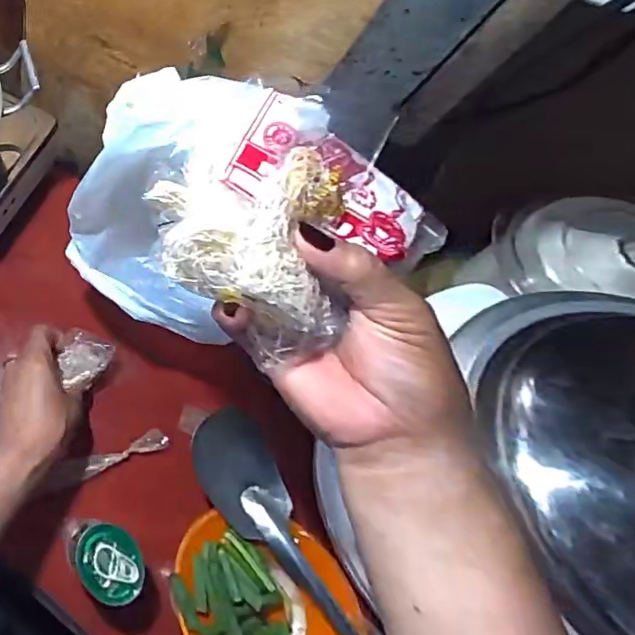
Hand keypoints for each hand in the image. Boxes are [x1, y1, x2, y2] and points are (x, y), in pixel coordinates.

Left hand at [0, 325, 81, 477]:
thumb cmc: (50, 428)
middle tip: (64, 373)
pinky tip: (34, 402)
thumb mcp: (74, 406)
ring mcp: (1, 379)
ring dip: (34, 370)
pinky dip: (23, 383)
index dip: (56, 336)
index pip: (41, 330)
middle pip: (30, 348)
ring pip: (19, 364)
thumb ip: (77, 385)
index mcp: (32, 359)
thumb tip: (80, 377)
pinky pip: (12, 379)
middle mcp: (13, 363)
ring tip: (49, 389)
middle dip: (47, 356)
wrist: (17, 456)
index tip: (69, 352)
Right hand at [214, 224, 473, 467]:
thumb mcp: (398, 310)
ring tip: (222, 260)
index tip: (265, 199)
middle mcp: (312, 295)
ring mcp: (284, 321)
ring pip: (253, 289)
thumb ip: (355, 269)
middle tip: (229, 221)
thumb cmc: (412, 368)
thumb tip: (300, 232)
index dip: (294, 222)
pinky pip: (240, 326)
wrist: (397, 435)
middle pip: (278, 262)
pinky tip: (231, 308)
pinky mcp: (263, 348)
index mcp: (349, 280)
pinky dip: (230, 313)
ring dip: (237, 274)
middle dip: (256, 244)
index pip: (317, 242)